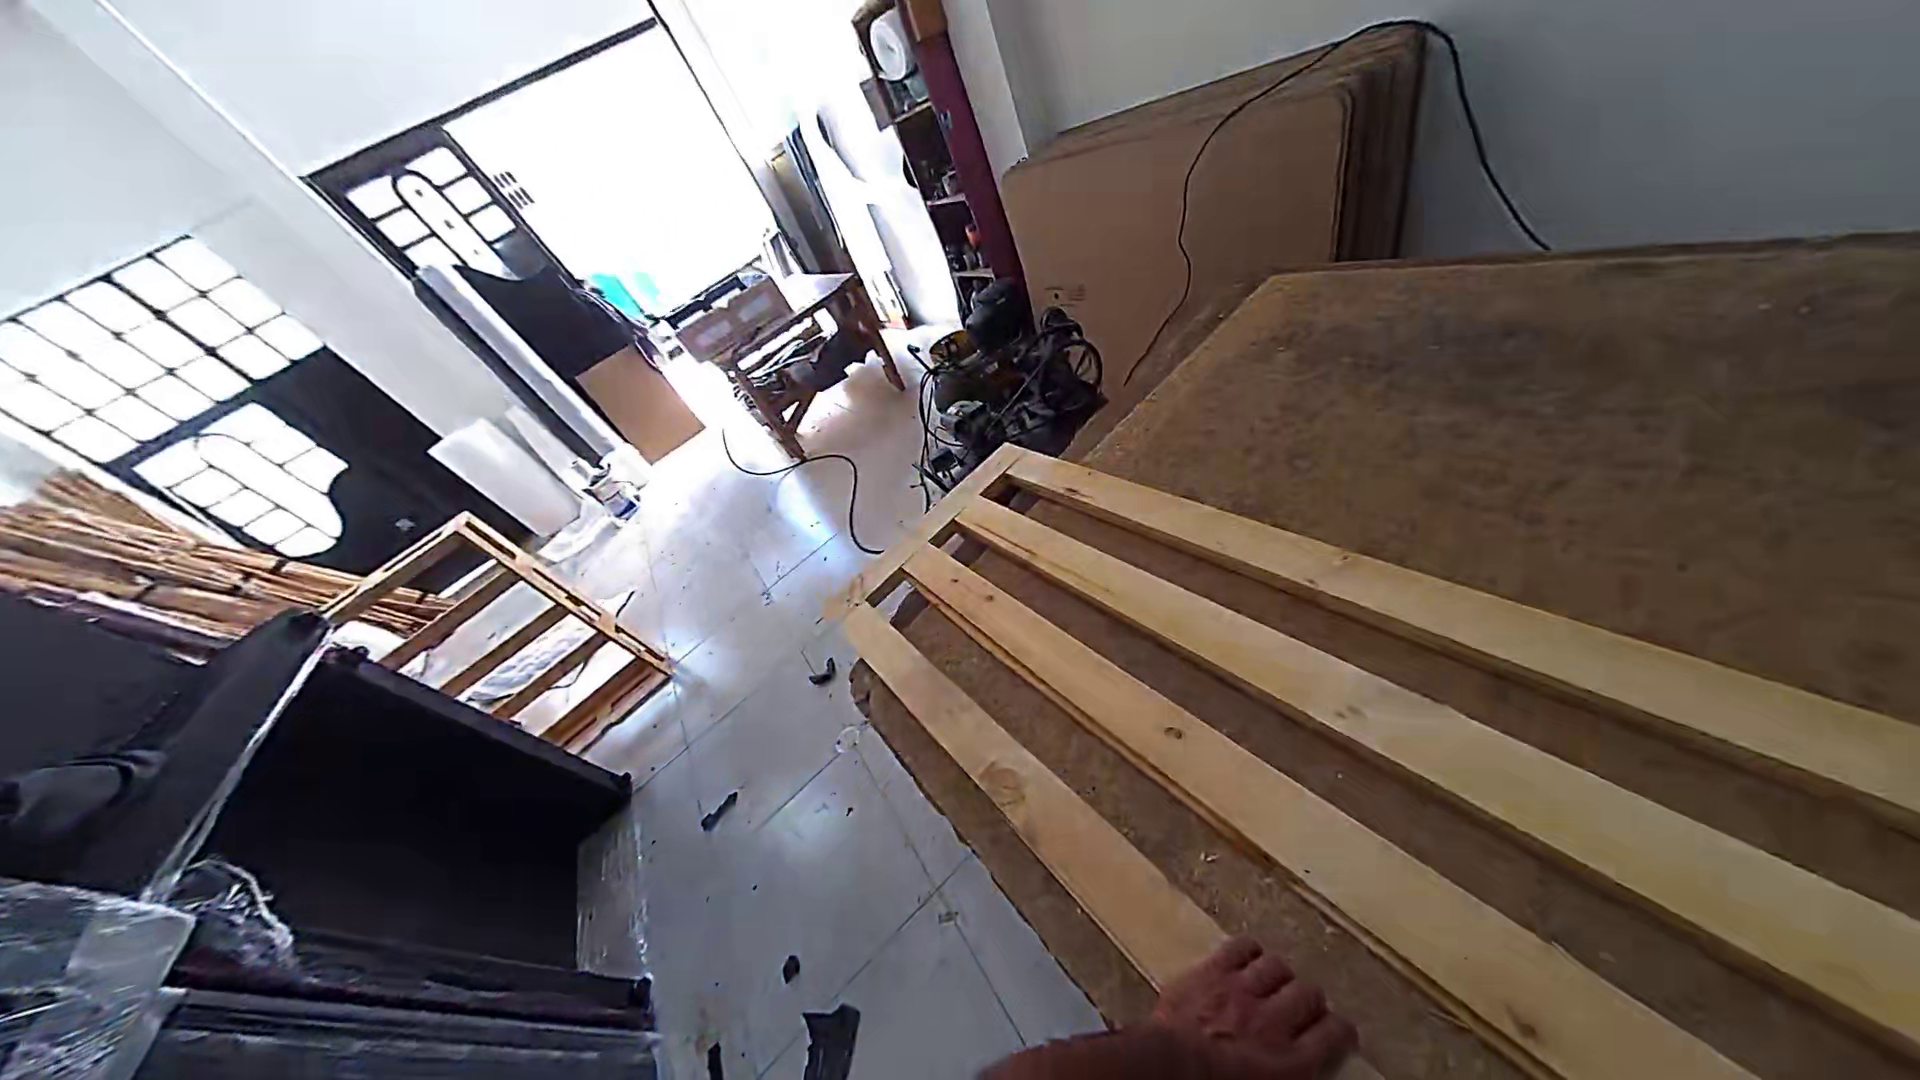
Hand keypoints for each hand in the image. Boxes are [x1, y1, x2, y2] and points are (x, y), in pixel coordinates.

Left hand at [1151, 936, 1356, 1077]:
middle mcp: (1274, 1022)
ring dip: (1279, 975)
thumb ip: (1291, 1075)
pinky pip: (1241, 947)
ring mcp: (1242, 991)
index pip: (1333, 1034)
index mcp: (1292, 1064)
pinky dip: (1249, 950)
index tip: (1337, 1029)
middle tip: (1302, 1006)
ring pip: (1276, 967)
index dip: (1340, 1030)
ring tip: (1274, 982)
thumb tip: (1299, 1067)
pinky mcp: (1213, 970)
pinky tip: (1248, 957)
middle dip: (1310, 999)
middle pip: (1308, 995)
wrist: (1172, 1067)